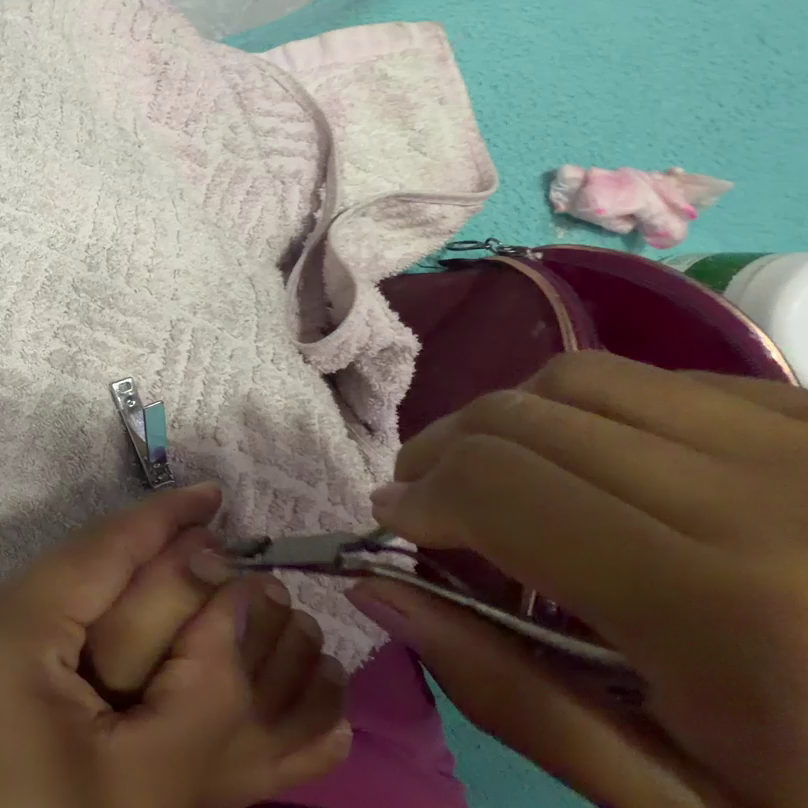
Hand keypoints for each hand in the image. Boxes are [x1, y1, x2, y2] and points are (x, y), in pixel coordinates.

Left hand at [0, 485, 350, 807]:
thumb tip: (230, 587)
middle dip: (151, 562)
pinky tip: (140, 629)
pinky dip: (94, 625)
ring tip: (196, 581)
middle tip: (221, 546)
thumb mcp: (150, 777)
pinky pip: (41, 623)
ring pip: (64, 597)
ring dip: (127, 595)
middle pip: (79, 574)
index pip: (96, 553)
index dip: (159, 518)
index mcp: (2, 629)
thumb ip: (202, 681)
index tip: (211, 490)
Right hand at [355, 351, 807, 807]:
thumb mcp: (671, 801)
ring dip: (507, 421)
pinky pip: (667, 382)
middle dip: (443, 455)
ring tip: (501, 475)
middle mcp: (768, 497)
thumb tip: (375, 590)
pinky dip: (594, 411)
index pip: (494, 485)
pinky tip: (599, 468)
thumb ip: (511, 693)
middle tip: (430, 506)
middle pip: (523, 417)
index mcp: (722, 606)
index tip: (396, 529)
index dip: (417, 497)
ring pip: (584, 378)